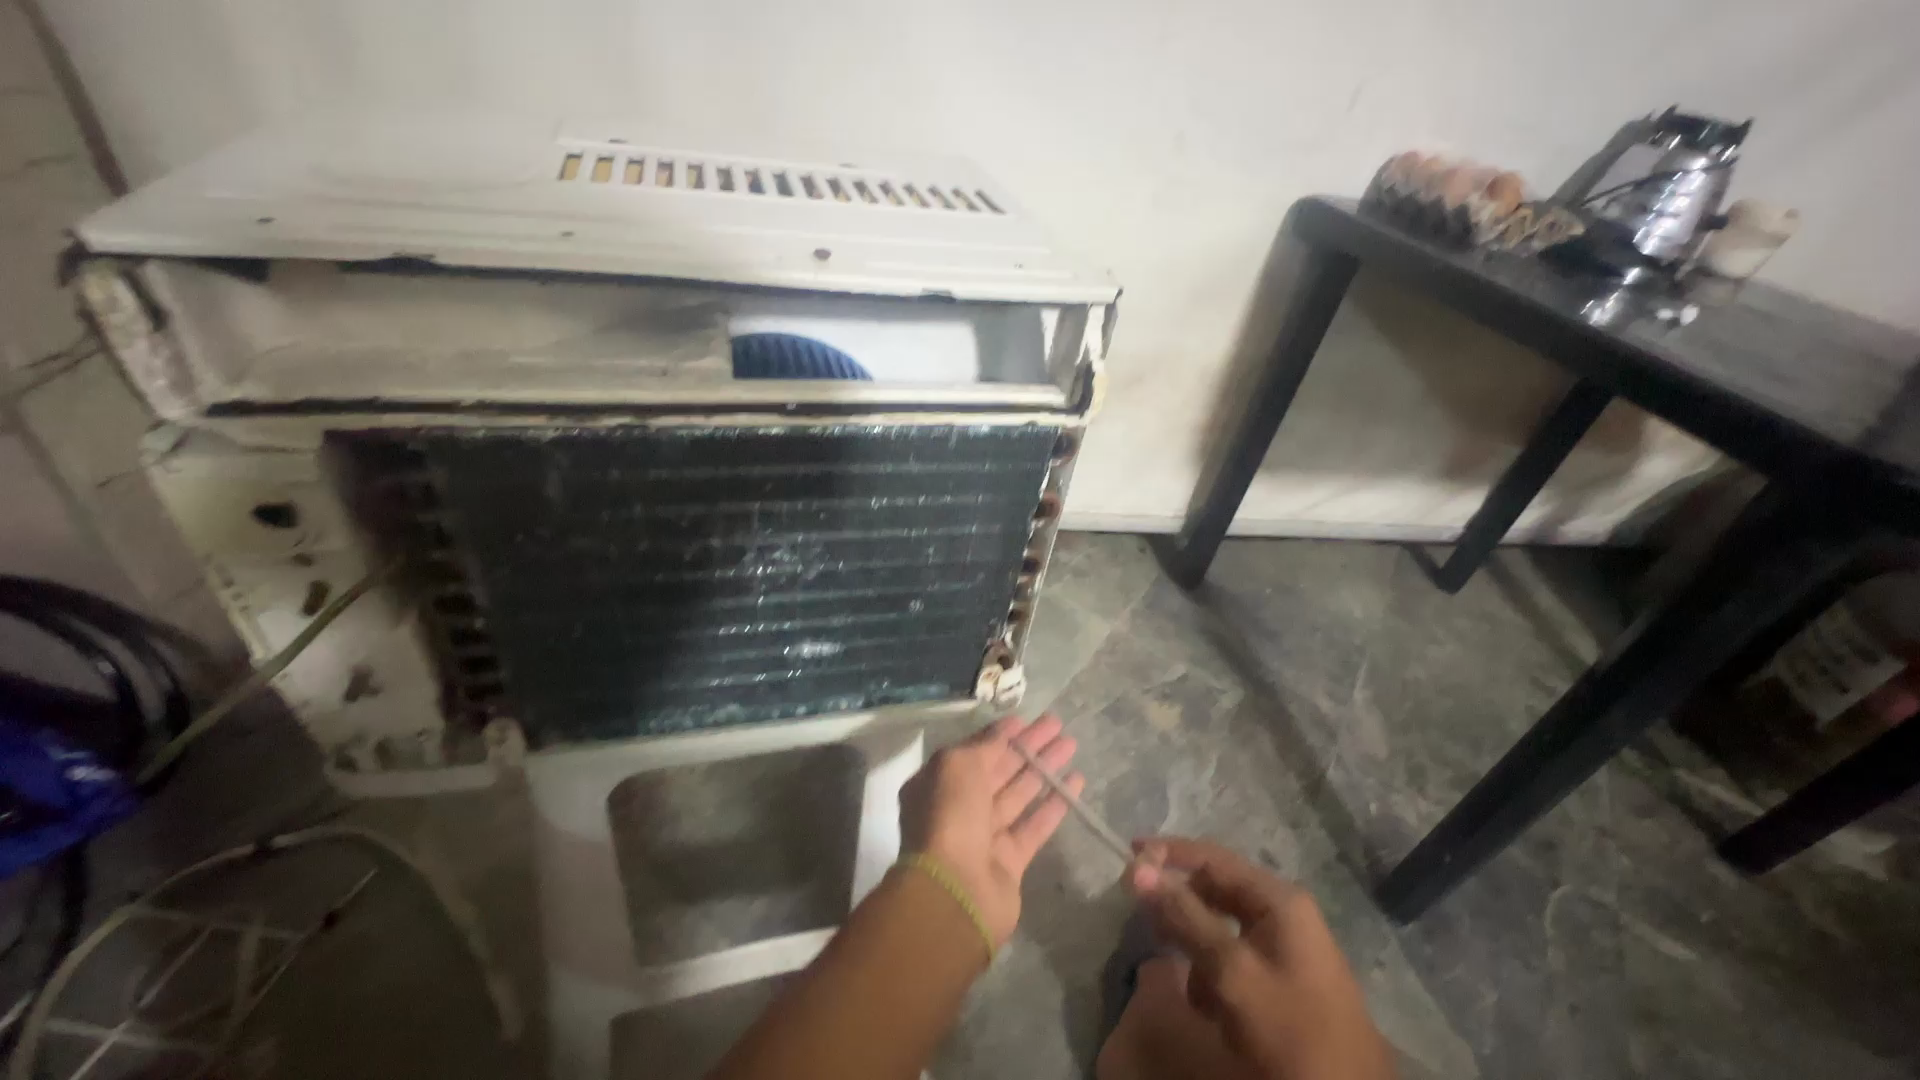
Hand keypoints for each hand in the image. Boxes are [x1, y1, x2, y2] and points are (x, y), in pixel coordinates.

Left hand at [900, 714, 1082, 945]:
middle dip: (1027, 747)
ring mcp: (984, 836)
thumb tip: (1004, 732)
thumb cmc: (949, 817)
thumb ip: (984, 746)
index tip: (1025, 719)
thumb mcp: (957, 766)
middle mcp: (957, 808)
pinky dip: (1054, 804)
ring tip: (1071, 745)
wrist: (955, 891)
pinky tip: (1076, 783)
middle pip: (997, 770)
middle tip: (1058, 724)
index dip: (998, 735)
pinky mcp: (1010, 861)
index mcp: (936, 784)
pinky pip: (1034, 826)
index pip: (972, 752)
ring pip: (1018, 795)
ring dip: (1044, 770)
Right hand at [1128, 838, 1394, 1079]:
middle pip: (1215, 890)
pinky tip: (1211, 1009)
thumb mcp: (1231, 971)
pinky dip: (1212, 978)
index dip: (1169, 853)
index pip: (1213, 858)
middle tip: (1143, 921)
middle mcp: (1282, 914)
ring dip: (1196, 951)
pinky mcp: (1278, 981)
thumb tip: (1138, 870)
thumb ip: (1185, 917)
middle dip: (1180, 908)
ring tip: (1192, 989)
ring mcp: (1283, 948)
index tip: (1128, 855)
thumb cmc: (1290, 1027)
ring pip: (1219, 930)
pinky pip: (1231, 962)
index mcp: (1279, 900)